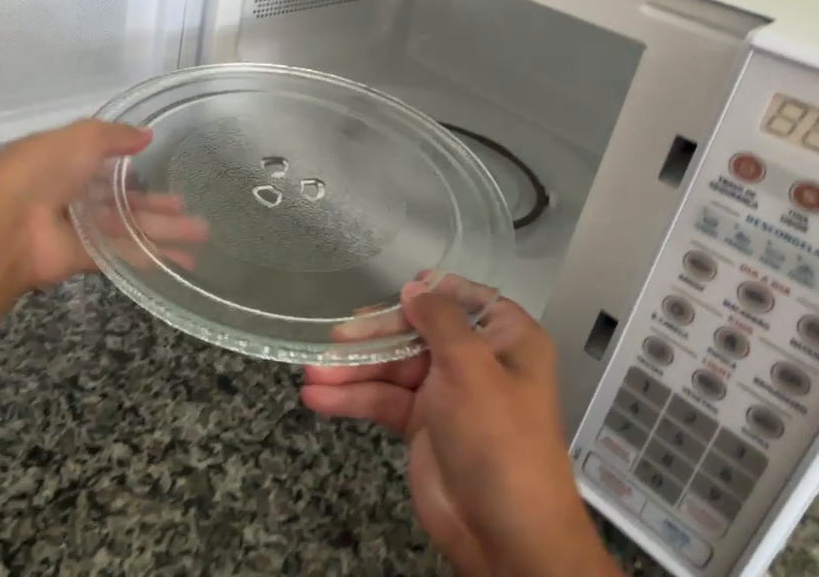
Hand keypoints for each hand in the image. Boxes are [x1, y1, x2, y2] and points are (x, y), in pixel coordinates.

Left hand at [0, 120, 204, 292]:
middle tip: (195, 211)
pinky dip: (150, 259)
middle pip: (124, 202)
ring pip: (129, 230)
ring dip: (165, 232)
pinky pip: (122, 256)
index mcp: (64, 162)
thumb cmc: (39, 172)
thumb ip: (114, 136)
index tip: (163, 170)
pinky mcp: (82, 259)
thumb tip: (146, 135)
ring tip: (202, 234)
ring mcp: (78, 229)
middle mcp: (72, 196)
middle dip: (159, 207)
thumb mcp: (79, 138)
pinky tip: (180, 263)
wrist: (4, 227)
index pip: (105, 165)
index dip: (135, 168)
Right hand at [301, 283, 615, 576]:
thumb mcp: (471, 367)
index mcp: (504, 339)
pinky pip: (383, 400)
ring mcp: (446, 393)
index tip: (395, 290)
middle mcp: (475, 360)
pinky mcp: (421, 424)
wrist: (504, 532)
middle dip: (374, 336)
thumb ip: (440, 320)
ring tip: (313, 374)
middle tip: (335, 338)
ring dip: (352, 370)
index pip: (464, 299)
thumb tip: (415, 287)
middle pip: (416, 332)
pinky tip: (318, 398)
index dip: (429, 292)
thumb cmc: (497, 436)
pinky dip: (352, 398)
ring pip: (392, 367)